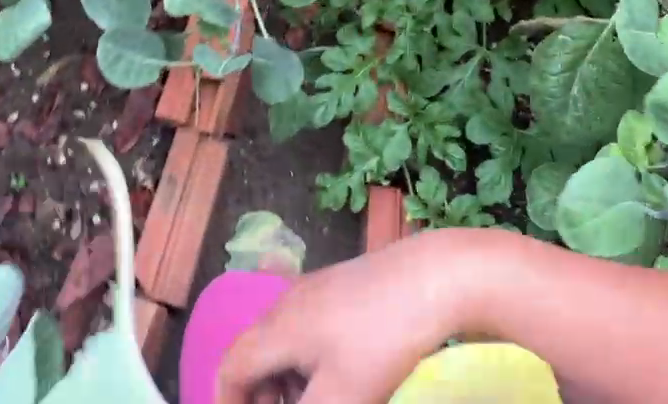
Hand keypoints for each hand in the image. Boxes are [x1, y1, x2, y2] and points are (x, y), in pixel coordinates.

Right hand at [215, 229, 482, 403]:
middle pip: (255, 354)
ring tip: (319, 402)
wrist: (436, 276)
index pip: (230, 369)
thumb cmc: (382, 341)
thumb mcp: (340, 397)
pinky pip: (311, 326)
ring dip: (289, 380)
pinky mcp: (345, 283)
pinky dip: (312, 358)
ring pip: (285, 341)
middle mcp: (289, 301)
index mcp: (277, 327)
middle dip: (262, 397)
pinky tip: (346, 374)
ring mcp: (318, 287)